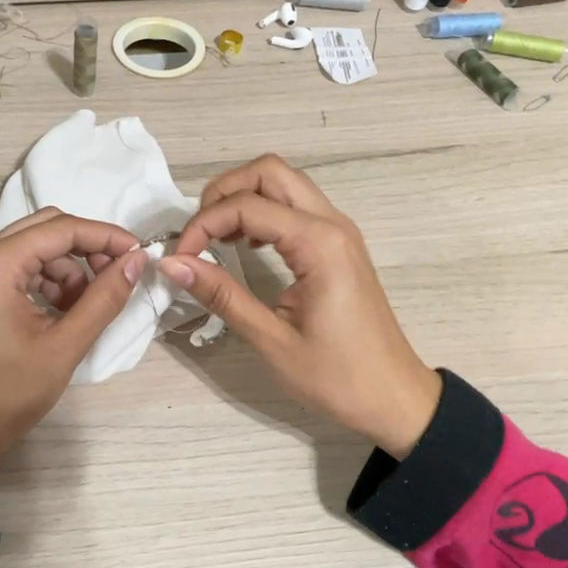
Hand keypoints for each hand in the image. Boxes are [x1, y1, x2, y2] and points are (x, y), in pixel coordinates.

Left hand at [0, 207, 147, 484]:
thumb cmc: (7, 392)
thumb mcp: (64, 346)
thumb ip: (104, 298)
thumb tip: (136, 261)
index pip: (62, 228)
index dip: (106, 236)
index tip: (139, 255)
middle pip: (48, 228)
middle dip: (88, 248)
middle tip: (118, 276)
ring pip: (37, 248)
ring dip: (70, 268)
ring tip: (89, 307)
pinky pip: (23, 268)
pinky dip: (50, 282)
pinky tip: (66, 312)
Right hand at [158, 156, 442, 456]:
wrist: (394, 397)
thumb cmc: (336, 377)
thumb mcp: (271, 340)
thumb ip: (221, 295)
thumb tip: (173, 264)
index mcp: (319, 245)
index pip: (247, 206)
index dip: (203, 225)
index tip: (180, 260)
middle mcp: (332, 224)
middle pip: (269, 171)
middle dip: (224, 192)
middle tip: (198, 234)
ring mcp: (339, 230)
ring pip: (283, 182)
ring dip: (243, 197)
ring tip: (215, 239)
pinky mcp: (338, 243)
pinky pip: (295, 204)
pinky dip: (263, 210)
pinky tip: (245, 246)